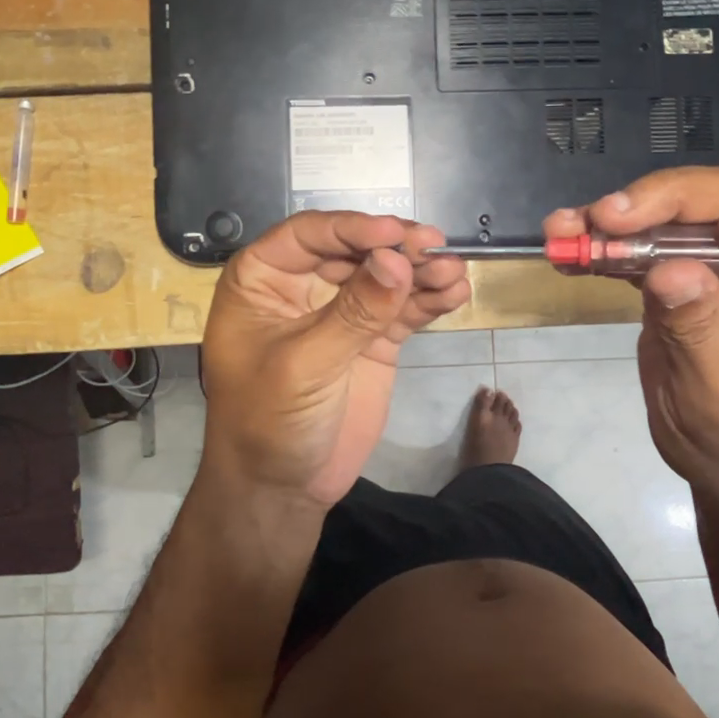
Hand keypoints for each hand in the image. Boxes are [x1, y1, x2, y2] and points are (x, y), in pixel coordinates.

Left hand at [199, 212, 471, 505]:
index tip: (396, 232)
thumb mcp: (304, 365)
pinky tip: (455, 295)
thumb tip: (396, 261)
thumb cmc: (267, 423)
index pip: (309, 236)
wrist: (281, 489)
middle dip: (396, 248)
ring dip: (421, 272)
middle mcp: (302, 287)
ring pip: (385, 277)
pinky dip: (429, 301)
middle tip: (436, 248)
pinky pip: (404, 310)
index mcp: (262, 281)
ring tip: (455, 272)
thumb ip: (353, 313)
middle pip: (355, 250)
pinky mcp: (373, 341)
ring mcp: (342, 314)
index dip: (352, 228)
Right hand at [545, 165, 718, 504]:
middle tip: (608, 219)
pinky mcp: (692, 268)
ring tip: (570, 228)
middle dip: (677, 198)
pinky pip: (654, 237)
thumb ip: (699, 335)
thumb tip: (669, 269)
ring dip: (631, 210)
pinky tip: (566, 242)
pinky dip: (609, 238)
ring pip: (695, 203)